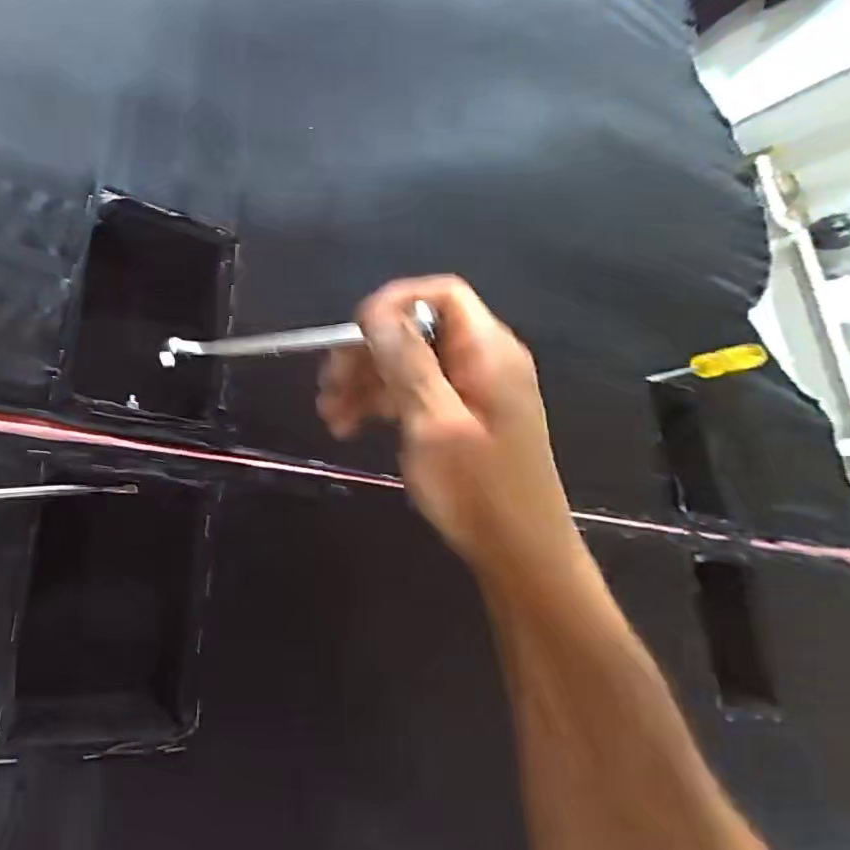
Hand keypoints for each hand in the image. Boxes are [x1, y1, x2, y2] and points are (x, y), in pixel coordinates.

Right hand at [317, 276, 577, 573]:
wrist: (521, 555)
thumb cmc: (479, 491)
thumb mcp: (434, 424)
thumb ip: (407, 364)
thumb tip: (376, 314)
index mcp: (487, 351)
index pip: (440, 295)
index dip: (392, 305)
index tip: (351, 337)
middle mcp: (482, 360)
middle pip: (416, 331)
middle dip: (367, 353)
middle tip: (328, 387)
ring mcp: (472, 389)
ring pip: (409, 364)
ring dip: (366, 383)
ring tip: (331, 416)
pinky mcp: (461, 416)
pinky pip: (416, 392)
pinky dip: (383, 404)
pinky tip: (353, 427)